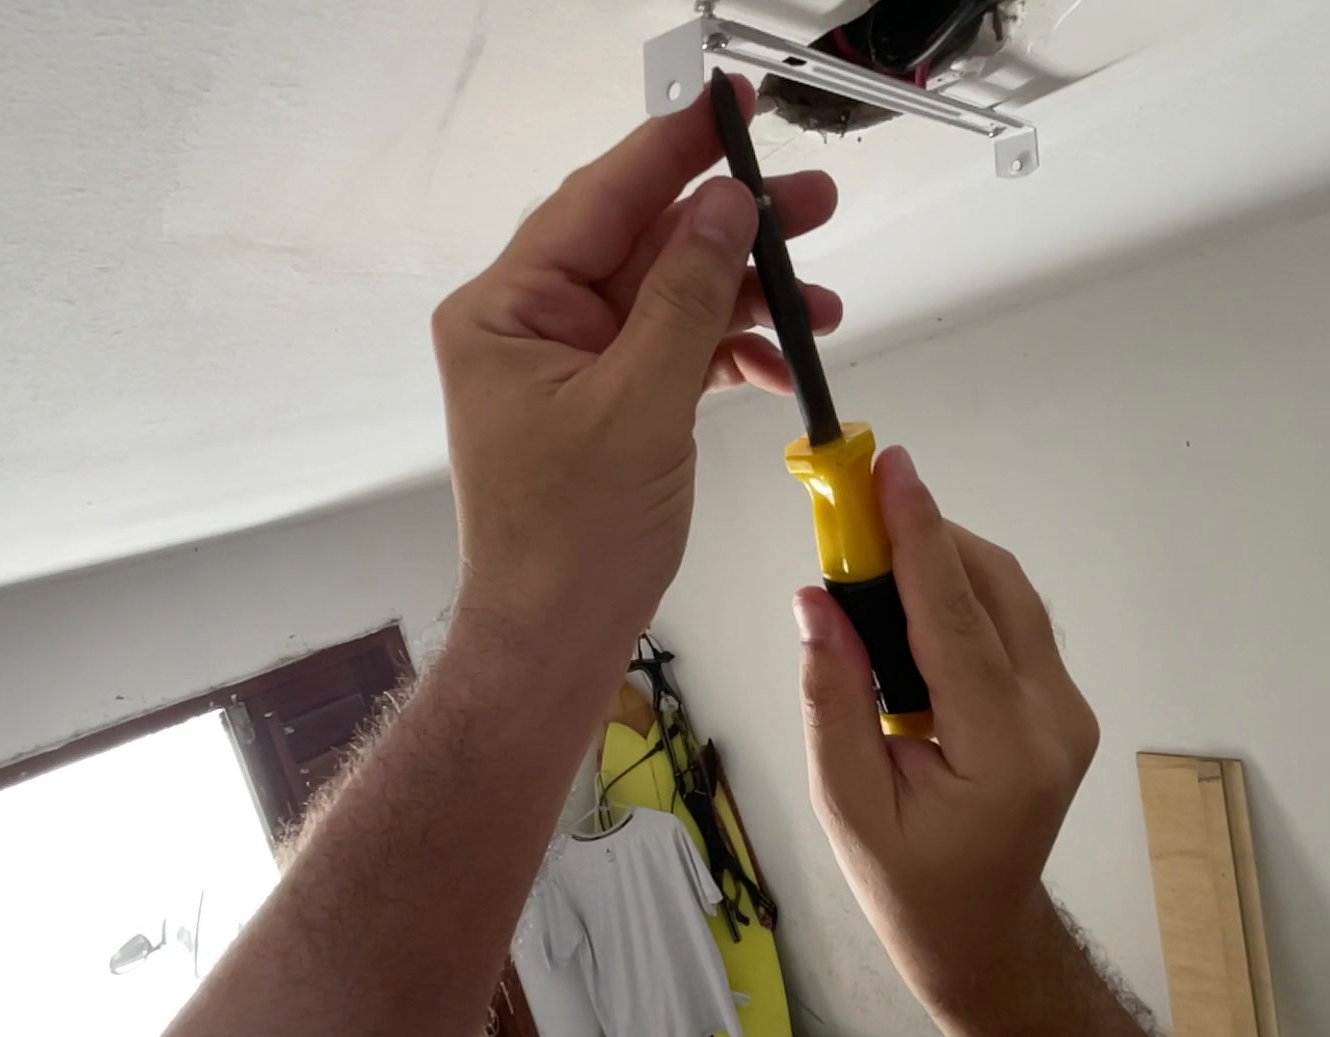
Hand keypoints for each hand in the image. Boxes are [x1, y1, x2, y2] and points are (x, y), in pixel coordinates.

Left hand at [432, 77, 840, 646]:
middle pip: (644, 248)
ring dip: (743, 301)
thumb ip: (684, 298)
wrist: (559, 634)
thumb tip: (727, 207)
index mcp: (509, 311)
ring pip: (670, 303)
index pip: (599, 202)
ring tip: (820, 302)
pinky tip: (781, 366)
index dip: (673, 150)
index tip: (735, 107)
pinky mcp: (613, 405)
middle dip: (731, 231)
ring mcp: (578, 367)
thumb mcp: (638, 406)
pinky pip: (676, 356)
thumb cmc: (575, 538)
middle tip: (814, 205)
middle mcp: (537, 327)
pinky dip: (728, 356)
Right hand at [795, 447, 1100, 1036]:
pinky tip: (910, 588)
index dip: (919, 537)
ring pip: (1009, 592)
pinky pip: (1010, 615)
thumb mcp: (845, 801)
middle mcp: (1053, 718)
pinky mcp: (1058, 701)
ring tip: (876, 542)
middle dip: (927, 533)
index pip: (955, 620)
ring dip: (943, 552)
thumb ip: (832, 698)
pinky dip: (958, 583)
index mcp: (1002, 751)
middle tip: (861, 504)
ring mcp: (1065, 707)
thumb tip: (816, 601)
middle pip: (994, 588)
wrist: (979, 928)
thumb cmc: (904, 879)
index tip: (890, 471)